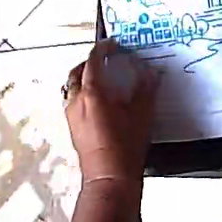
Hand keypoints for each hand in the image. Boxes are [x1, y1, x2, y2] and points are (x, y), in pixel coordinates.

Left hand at [64, 41, 158, 187]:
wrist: (109, 176)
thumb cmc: (125, 146)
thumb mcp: (143, 113)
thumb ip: (146, 89)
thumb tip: (149, 74)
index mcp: (92, 93)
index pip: (93, 61)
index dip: (103, 49)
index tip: (112, 45)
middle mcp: (76, 101)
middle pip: (77, 73)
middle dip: (90, 63)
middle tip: (106, 60)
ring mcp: (71, 115)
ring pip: (73, 87)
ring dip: (86, 79)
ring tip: (104, 80)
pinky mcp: (73, 127)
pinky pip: (75, 101)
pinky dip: (85, 94)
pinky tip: (101, 101)